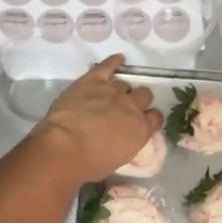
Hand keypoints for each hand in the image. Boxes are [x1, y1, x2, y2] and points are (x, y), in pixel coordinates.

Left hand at [29, 55, 161, 183]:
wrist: (66, 148)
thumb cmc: (91, 164)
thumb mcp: (119, 159)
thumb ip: (127, 144)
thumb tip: (123, 140)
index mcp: (141, 129)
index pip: (155, 117)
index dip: (149, 118)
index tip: (142, 121)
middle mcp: (132, 106)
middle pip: (144, 95)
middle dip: (137, 100)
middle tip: (125, 108)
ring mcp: (112, 90)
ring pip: (125, 83)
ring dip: (120, 89)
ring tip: (111, 95)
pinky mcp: (92, 80)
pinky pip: (107, 66)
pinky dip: (113, 61)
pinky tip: (118, 59)